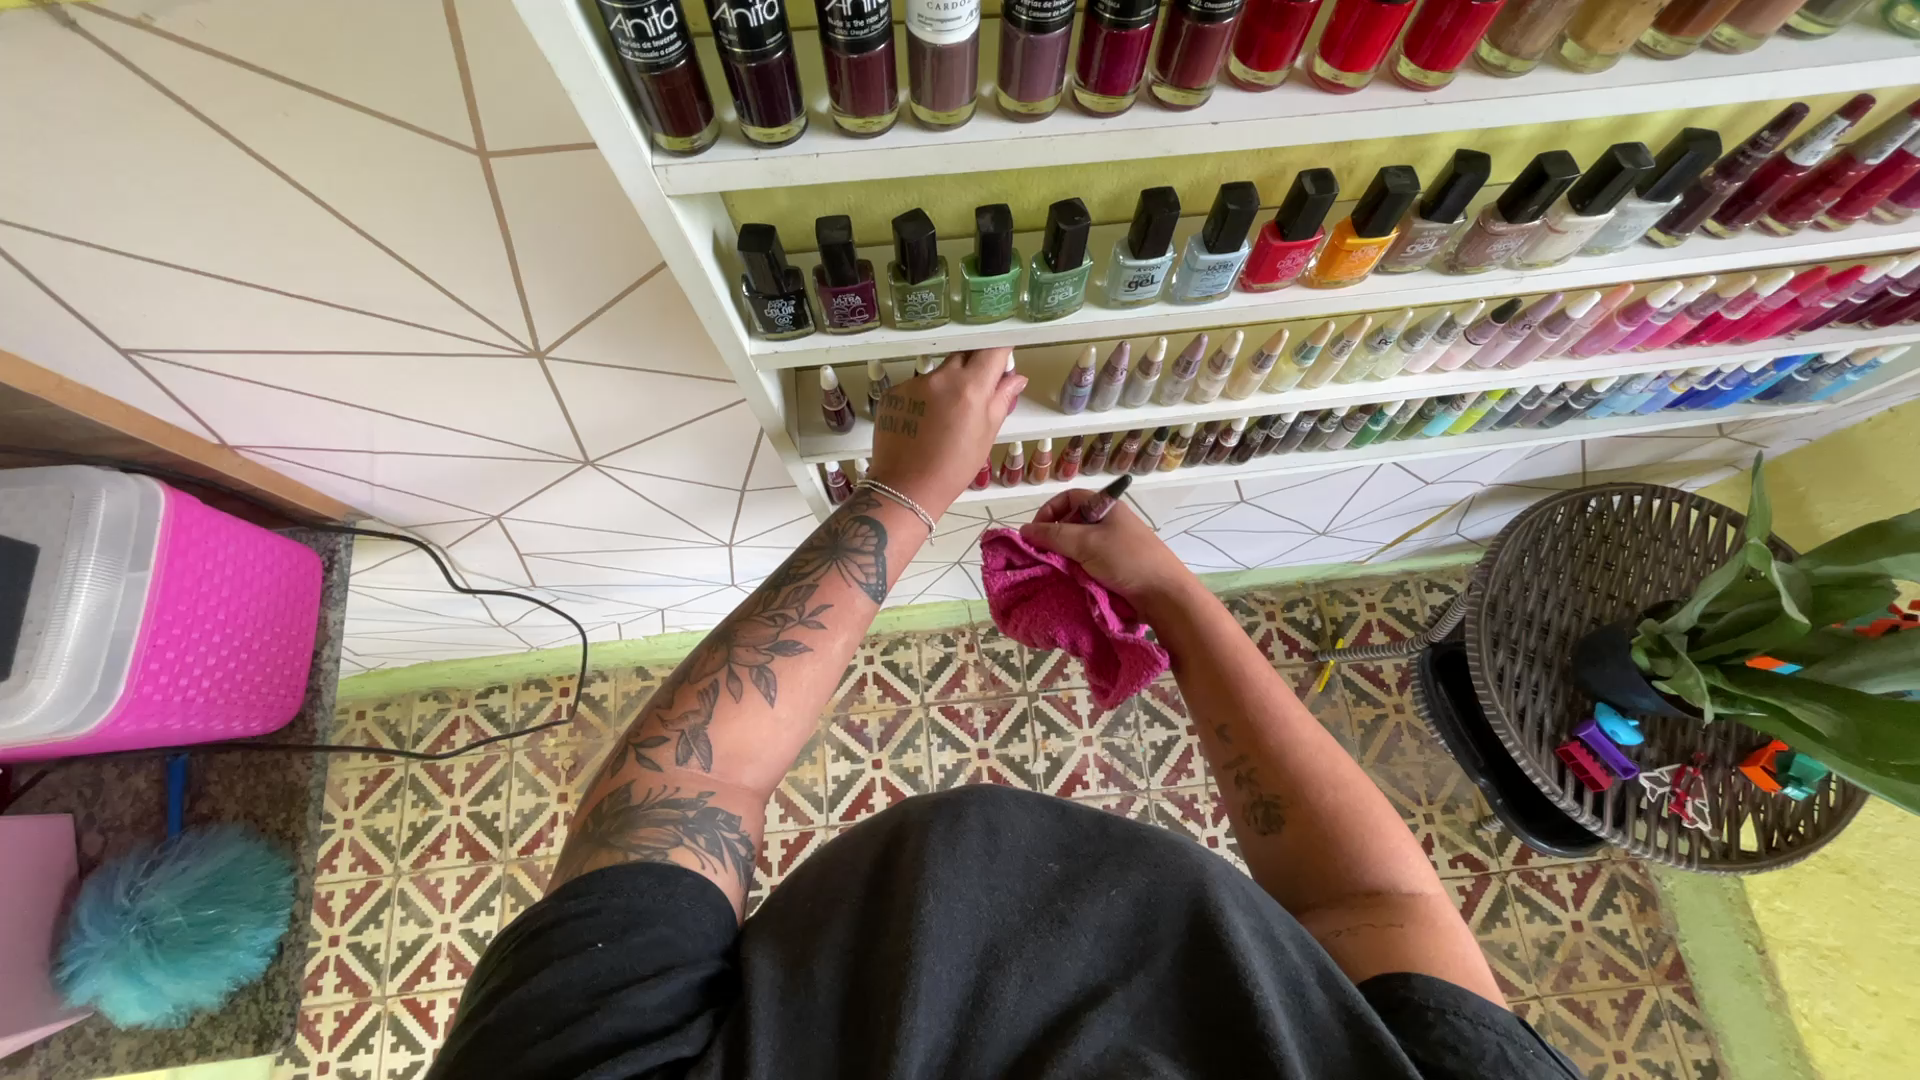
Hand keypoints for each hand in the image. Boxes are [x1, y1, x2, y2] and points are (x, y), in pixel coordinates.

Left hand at [868, 349, 1025, 518]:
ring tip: (944, 419)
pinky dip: (923, 399)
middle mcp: (941, 377)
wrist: (906, 488)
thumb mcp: (986, 434)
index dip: (1001, 351)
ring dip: (946, 386)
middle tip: (976, 395)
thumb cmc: (954, 467)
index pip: (992, 349)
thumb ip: (1001, 399)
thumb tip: (1016, 378)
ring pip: (938, 373)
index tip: (1003, 359)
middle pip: (963, 356)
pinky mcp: (893, 393)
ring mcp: (913, 383)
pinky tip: (923, 424)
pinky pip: (915, 387)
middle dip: (973, 368)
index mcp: (970, 387)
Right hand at [1019, 490, 1199, 618]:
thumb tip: (1023, 531)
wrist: (1163, 594)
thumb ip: (1053, 535)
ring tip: (1052, 570)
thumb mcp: (1086, 543)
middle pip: (1071, 522)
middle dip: (1053, 537)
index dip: (1049, 511)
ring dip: (1063, 556)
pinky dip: (1074, 570)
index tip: (1036, 533)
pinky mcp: (1114, 567)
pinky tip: (1067, 580)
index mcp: (1106, 507)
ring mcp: (1112, 546)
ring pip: (1077, 545)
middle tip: (1041, 555)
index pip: (1069, 498)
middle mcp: (1109, 523)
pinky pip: (1087, 563)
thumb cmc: (1126, 560)